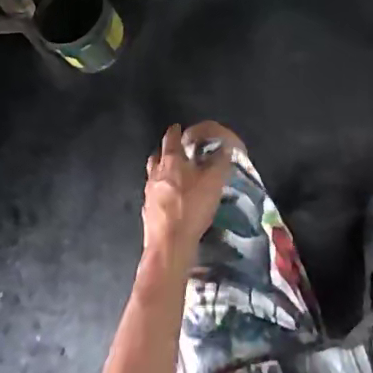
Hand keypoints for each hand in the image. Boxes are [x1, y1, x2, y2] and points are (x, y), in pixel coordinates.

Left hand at [140, 124, 230, 259]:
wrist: (169, 246)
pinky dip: (161, 194)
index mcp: (171, 161)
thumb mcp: (214, 180)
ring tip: (173, 177)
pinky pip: (154, 196)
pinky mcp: (147, 214)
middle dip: (164, 151)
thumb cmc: (192, 206)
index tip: (178, 127)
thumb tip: (224, 148)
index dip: (175, 131)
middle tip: (175, 152)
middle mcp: (156, 174)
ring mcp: (149, 195)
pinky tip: (170, 201)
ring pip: (153, 176)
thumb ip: (220, 161)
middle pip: (156, 156)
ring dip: (161, 173)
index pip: (170, 138)